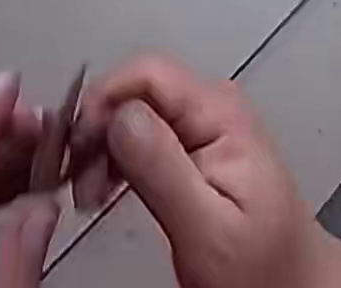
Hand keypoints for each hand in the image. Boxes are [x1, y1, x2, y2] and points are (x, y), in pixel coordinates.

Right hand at [66, 55, 340, 287]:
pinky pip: (138, 131)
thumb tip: (118, 114)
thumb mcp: (210, 229)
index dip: (105, 99)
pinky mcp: (187, 141)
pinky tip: (103, 184)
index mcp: (219, 110)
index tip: (79, 146)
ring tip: (88, 191)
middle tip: (78, 180)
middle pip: (134, 88)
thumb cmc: (262, 270)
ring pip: (131, 108)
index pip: (147, 72)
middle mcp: (207, 103)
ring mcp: (197, 121)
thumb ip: (164, 168)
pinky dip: (113, 154)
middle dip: (98, 127)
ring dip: (101, 144)